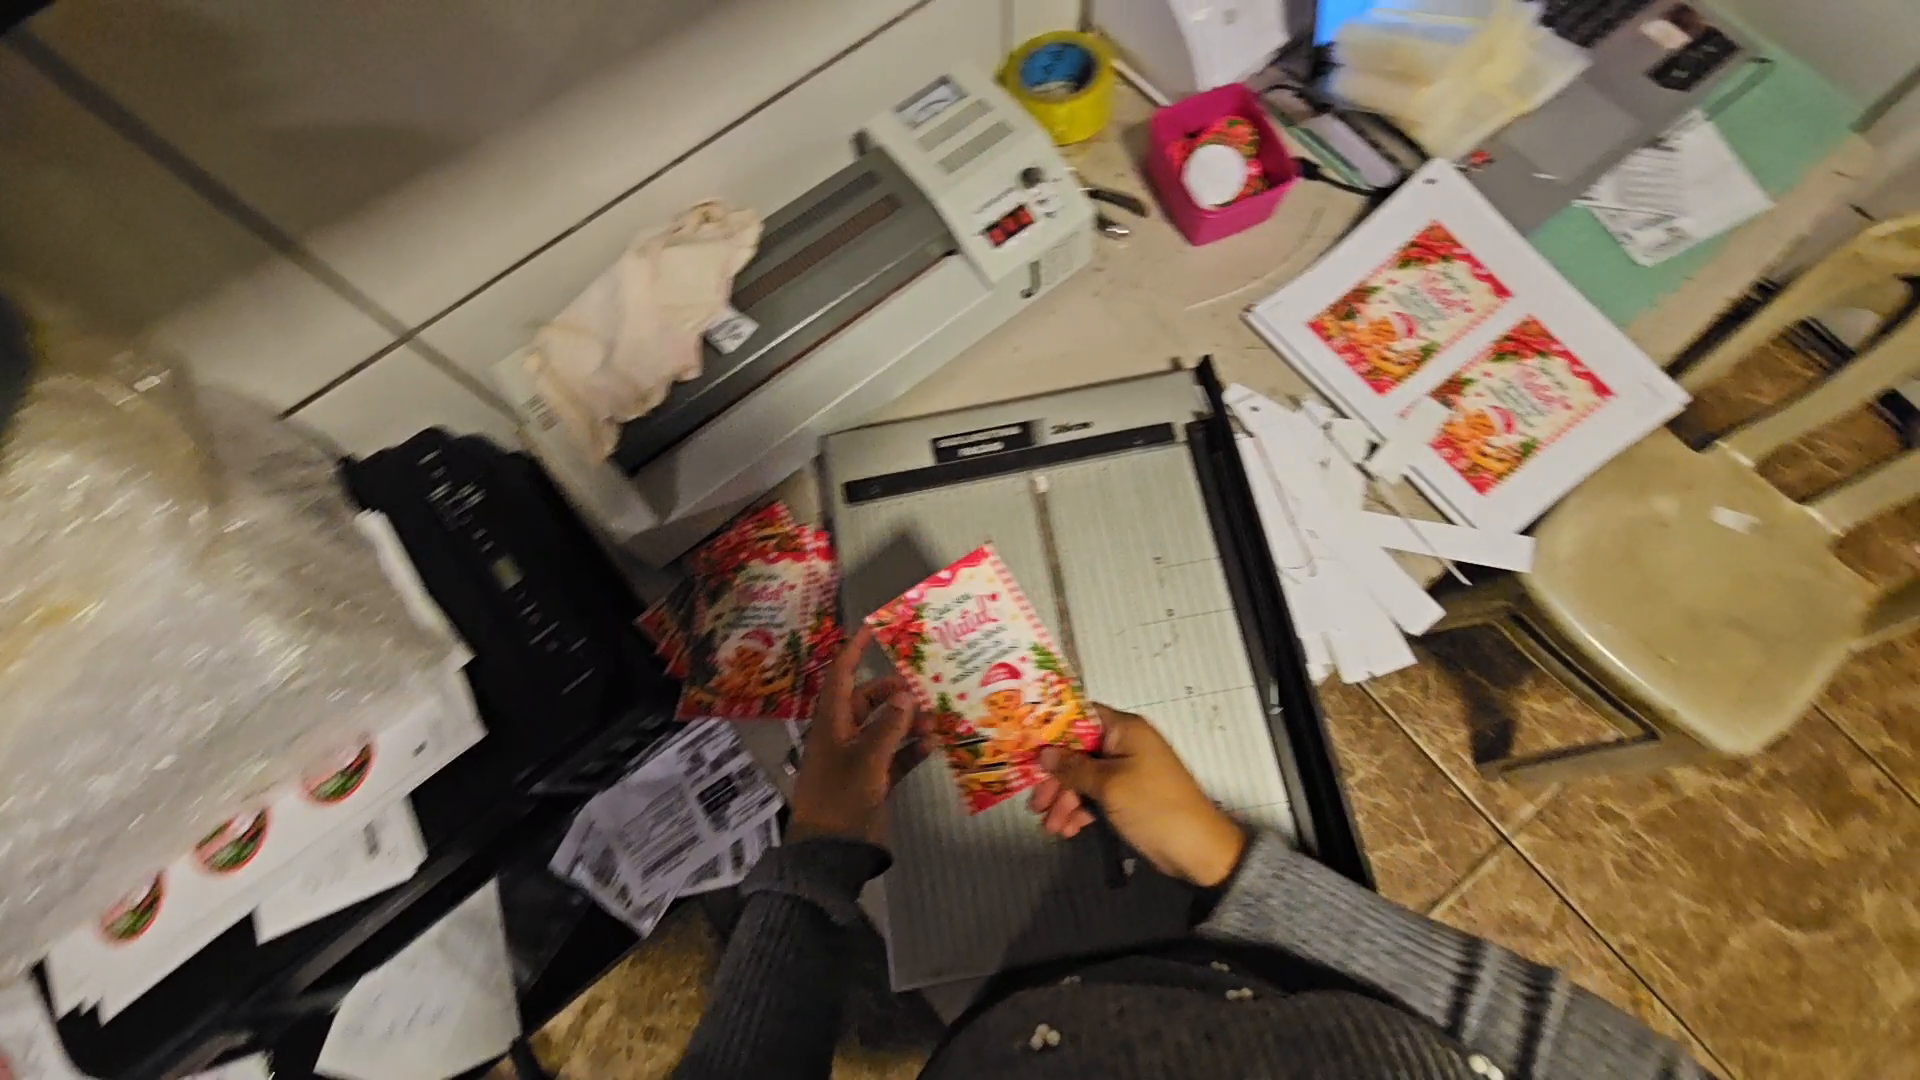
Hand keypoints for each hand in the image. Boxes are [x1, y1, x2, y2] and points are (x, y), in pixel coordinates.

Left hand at [788, 627, 929, 845]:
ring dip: (909, 722)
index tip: (872, 628)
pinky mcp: (873, 780)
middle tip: (924, 686)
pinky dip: (911, 750)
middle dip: (895, 692)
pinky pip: (895, 756)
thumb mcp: (866, 758)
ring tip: (935, 719)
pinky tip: (932, 746)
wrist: (831, 851)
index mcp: (832, 722)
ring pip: (886, 727)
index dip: (854, 650)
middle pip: (869, 701)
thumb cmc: (841, 797)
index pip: (841, 676)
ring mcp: (859, 758)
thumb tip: (907, 695)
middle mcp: (844, 734)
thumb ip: (889, 726)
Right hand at [1030, 705, 1245, 886]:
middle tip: (1035, 802)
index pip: (1080, 715)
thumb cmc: (1153, 807)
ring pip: (1083, 777)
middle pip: (1077, 751)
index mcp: (1124, 729)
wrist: (1198, 851)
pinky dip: (1080, 810)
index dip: (1052, 728)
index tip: (1026, 746)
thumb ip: (1073, 768)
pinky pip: (1095, 795)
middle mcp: (1123, 744)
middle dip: (1055, 777)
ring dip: (1064, 799)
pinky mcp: (1127, 796)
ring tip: (1050, 826)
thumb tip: (1043, 754)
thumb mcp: (1109, 785)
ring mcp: (1125, 771)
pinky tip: (1067, 829)